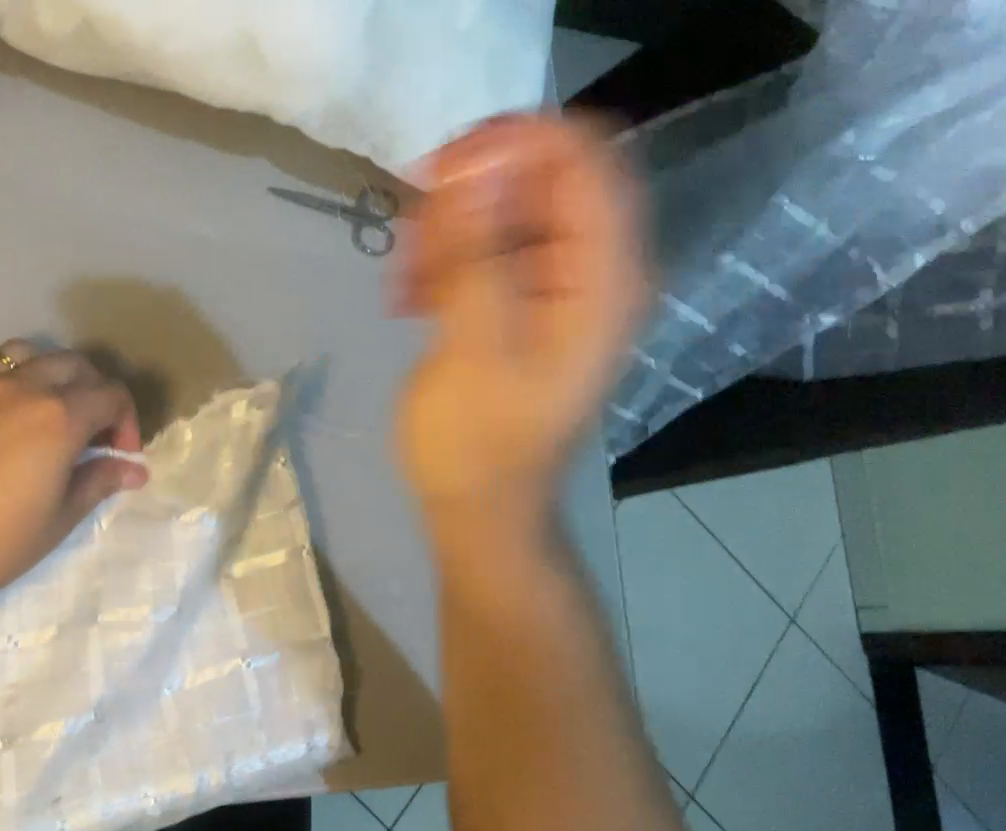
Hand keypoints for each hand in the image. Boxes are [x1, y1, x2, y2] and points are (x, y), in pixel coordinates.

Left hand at [0, 340, 148, 629]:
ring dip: (57, 377)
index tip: (120, 458)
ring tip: (55, 415)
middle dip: (97, 396)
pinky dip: (17, 375)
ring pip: (35, 355)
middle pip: (77, 367)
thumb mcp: (59, 519)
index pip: (111, 395)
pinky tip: (14, 412)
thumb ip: (98, 481)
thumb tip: (134, 469)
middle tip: (94, 439)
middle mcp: (23, 386)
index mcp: (58, 417)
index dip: (126, 424)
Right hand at [394, 114, 644, 521]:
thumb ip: (476, 259)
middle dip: (472, 194)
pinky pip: (489, 252)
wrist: (479, 512)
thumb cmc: (476, 446)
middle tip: (411, 233)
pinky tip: (409, 296)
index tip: (438, 170)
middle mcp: (593, 270)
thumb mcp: (472, 352)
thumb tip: (471, 170)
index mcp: (602, 277)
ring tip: (404, 278)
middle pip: (543, 180)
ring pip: (508, 214)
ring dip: (450, 231)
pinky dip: (447, 261)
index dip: (514, 143)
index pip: (583, 160)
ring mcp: (558, 290)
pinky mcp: (523, 308)